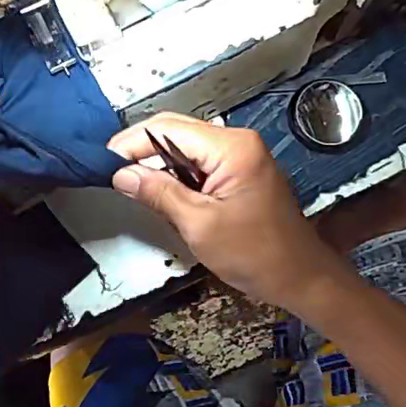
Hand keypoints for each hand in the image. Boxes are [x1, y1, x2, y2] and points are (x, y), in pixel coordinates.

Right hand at [108, 112, 356, 312]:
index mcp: (231, 147)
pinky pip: (198, 163)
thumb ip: (158, 193)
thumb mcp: (199, 224)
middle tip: (112, 171)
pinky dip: (176, 174)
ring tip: (129, 182)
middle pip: (176, 131)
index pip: (168, 129)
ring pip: (184, 147)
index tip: (104, 161)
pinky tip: (159, 190)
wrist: (301, 277)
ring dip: (157, 163)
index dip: (132, 143)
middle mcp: (236, 142)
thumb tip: (121, 174)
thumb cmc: (255, 254)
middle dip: (141, 150)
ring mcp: (239, 156)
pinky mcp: (238, 172)